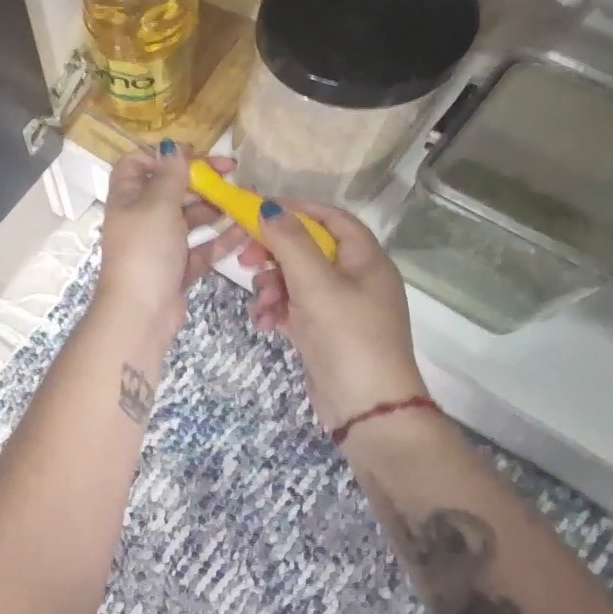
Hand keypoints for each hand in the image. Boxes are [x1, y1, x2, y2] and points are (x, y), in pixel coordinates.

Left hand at [94, 142, 248, 335]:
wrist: (140, 312)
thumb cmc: (145, 251)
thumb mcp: (157, 205)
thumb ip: (170, 176)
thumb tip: (170, 147)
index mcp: (126, 198)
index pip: (137, 164)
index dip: (164, 155)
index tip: (197, 155)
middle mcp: (140, 218)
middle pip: (169, 189)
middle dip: (200, 181)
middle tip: (234, 175)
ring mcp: (158, 244)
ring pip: (188, 219)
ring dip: (216, 209)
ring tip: (246, 201)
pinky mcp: (176, 268)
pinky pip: (201, 248)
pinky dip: (221, 239)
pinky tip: (247, 232)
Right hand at [236, 200, 427, 434]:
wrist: (367, 406)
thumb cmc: (346, 335)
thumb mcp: (315, 284)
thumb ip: (290, 243)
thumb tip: (268, 207)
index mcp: (366, 261)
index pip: (332, 218)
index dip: (296, 209)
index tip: (257, 211)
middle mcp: (356, 278)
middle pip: (307, 248)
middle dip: (273, 253)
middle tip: (245, 260)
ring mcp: (340, 306)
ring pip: (295, 278)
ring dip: (270, 286)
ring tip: (261, 304)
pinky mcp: (325, 329)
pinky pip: (293, 306)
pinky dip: (276, 309)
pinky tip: (264, 323)